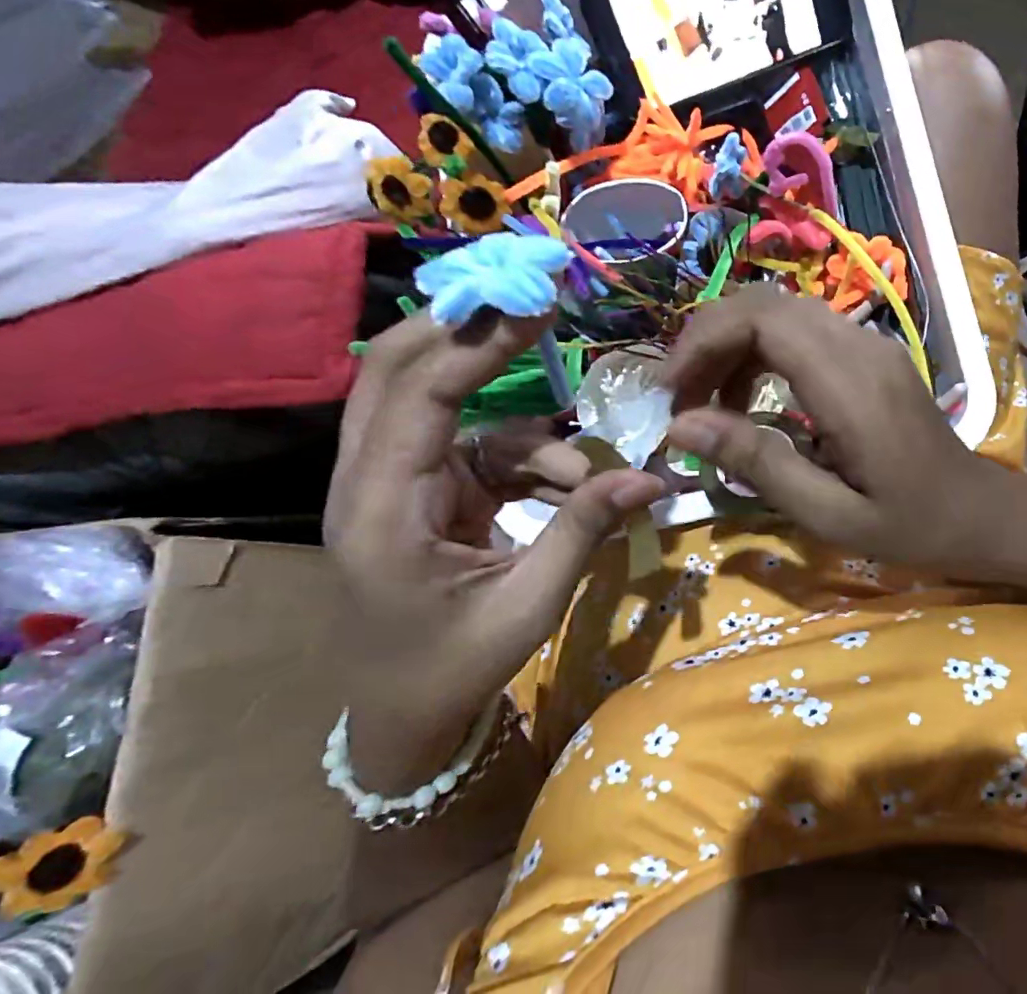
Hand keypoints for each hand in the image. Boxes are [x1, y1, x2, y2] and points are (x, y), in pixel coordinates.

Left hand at [325, 311, 663, 787]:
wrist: (405, 719)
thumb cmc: (456, 668)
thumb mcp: (529, 604)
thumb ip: (584, 530)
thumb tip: (652, 478)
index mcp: (382, 508)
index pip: (420, 399)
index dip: (476, 345)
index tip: (536, 306)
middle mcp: (374, 481)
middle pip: (398, 374)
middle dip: (463, 335)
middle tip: (531, 313)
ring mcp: (397, 484)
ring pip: (449, 413)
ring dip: (528, 435)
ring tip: (588, 482)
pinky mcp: (428, 494)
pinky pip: (482, 451)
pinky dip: (532, 463)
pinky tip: (574, 494)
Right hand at [661, 288, 1006, 567]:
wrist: (982, 514)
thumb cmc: (912, 525)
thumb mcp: (830, 514)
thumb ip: (759, 463)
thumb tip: (683, 424)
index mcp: (850, 384)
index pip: (760, 319)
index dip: (703, 342)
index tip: (671, 394)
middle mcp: (860, 347)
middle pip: (765, 305)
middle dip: (709, 342)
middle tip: (682, 401)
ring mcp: (871, 346)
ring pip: (782, 314)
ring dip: (734, 348)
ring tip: (711, 407)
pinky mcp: (873, 356)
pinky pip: (804, 333)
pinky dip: (763, 355)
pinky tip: (754, 402)